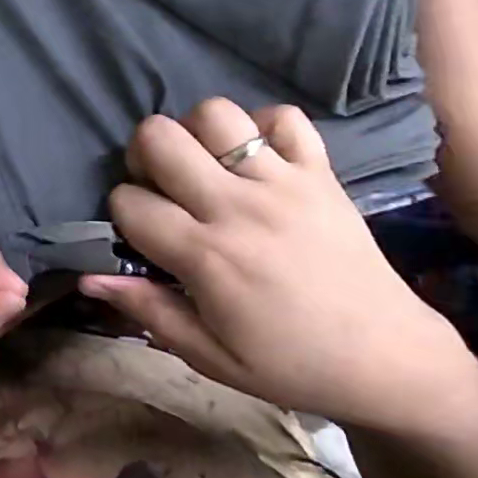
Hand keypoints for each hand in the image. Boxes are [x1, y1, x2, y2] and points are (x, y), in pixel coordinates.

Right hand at [78, 98, 477, 430]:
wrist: (389, 357)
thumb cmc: (292, 363)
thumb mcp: (212, 356)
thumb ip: (149, 310)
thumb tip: (88, 277)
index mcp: (208, 256)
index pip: (129, 201)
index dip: (123, 211)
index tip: (142, 229)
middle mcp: (239, 206)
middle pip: (160, 137)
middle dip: (144, 154)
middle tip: (162, 183)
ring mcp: (284, 182)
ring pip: (216, 114)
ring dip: (197, 132)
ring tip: (208, 164)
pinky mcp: (321, 171)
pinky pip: (284, 117)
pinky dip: (263, 127)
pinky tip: (259, 158)